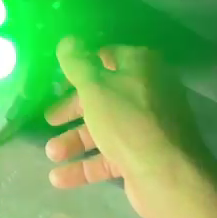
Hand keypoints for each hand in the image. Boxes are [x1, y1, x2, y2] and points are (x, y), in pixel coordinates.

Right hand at [43, 38, 216, 217]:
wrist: (167, 175)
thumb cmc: (128, 121)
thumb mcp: (96, 87)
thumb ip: (78, 64)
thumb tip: (68, 39)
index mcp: (142, 67)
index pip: (109, 57)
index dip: (83, 67)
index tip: (59, 79)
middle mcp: (148, 93)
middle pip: (103, 96)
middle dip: (73, 110)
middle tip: (49, 119)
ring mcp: (147, 127)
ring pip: (104, 129)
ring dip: (75, 141)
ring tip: (51, 153)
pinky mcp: (143, 157)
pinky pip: (109, 158)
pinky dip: (85, 166)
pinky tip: (58, 178)